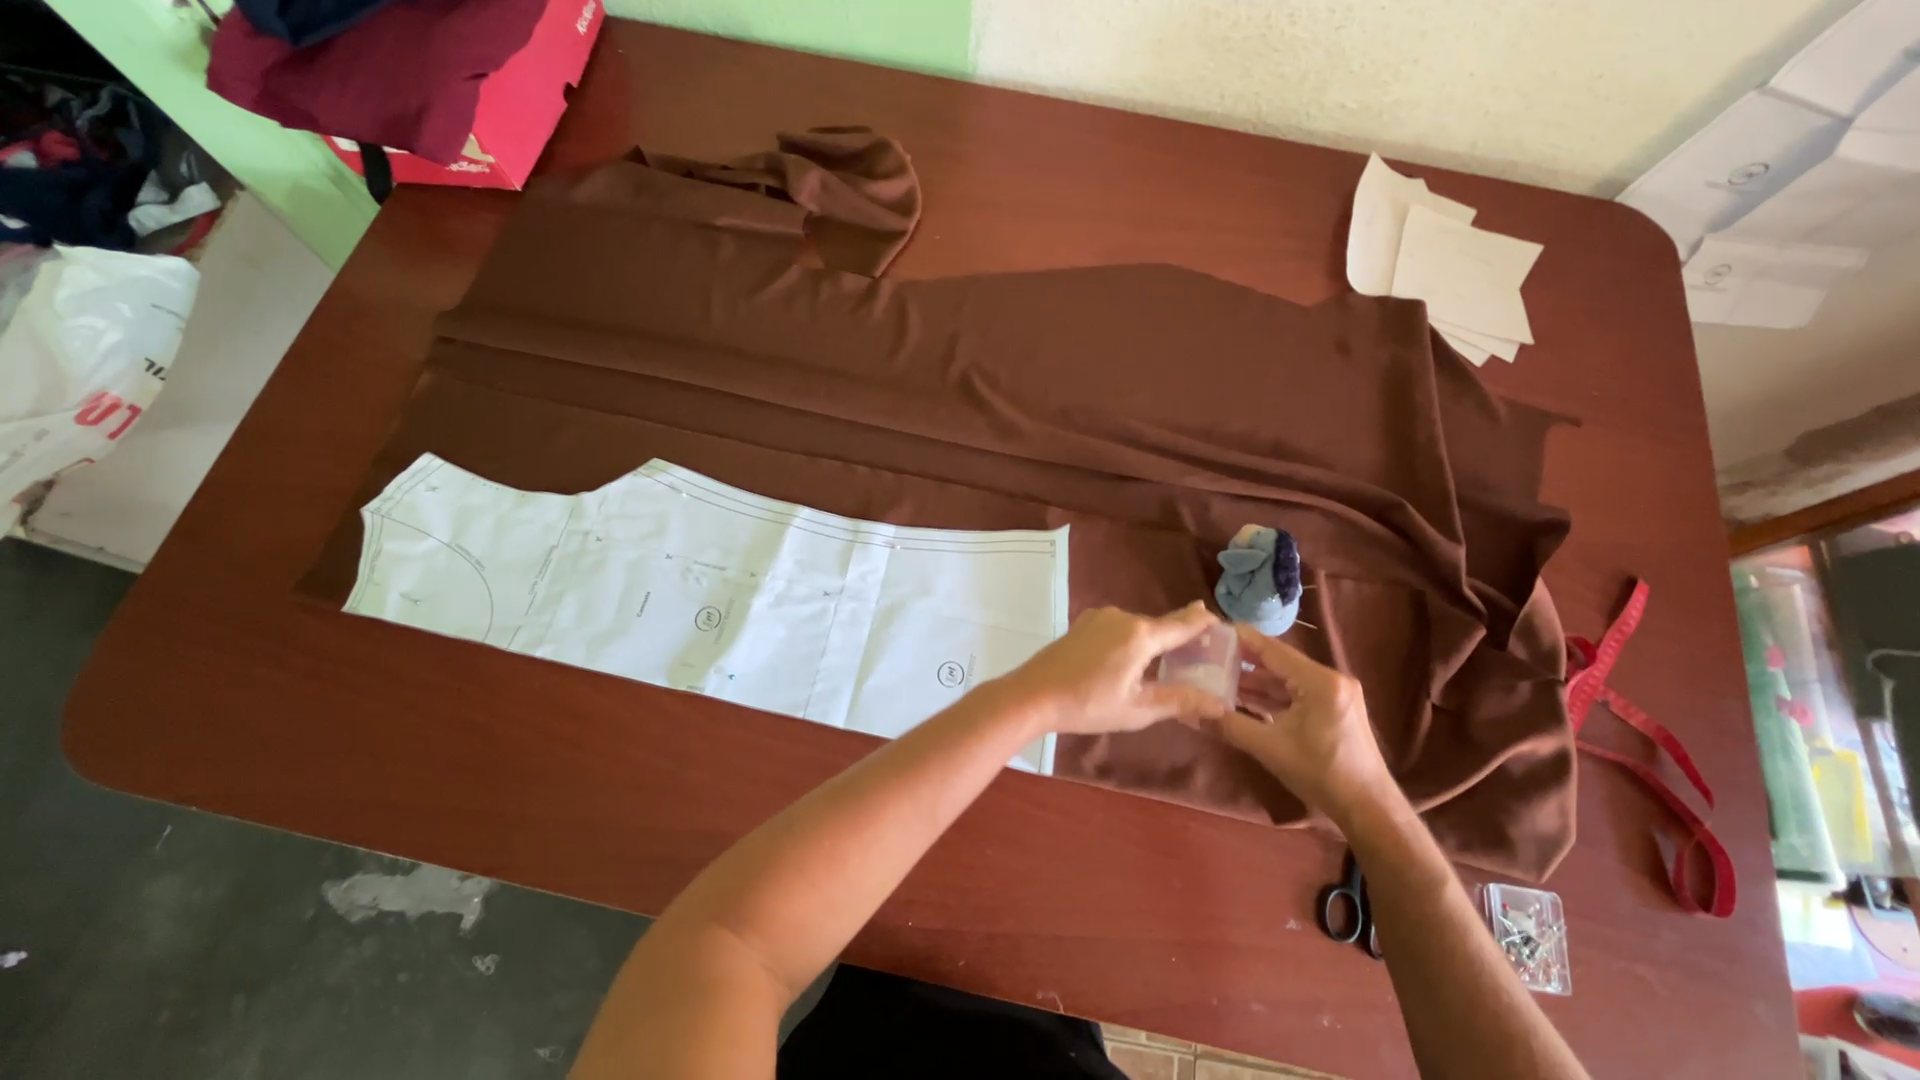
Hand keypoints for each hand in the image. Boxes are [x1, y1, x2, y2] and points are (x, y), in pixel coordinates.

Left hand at [996, 603, 1232, 735]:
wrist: (1031, 695)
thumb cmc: (1086, 705)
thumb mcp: (1137, 709)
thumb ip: (1179, 701)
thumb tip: (1218, 704)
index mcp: (1140, 635)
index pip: (1183, 624)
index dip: (1205, 623)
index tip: (1223, 624)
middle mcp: (1123, 617)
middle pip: (1160, 627)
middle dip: (1178, 640)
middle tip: (1195, 659)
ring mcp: (1100, 617)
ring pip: (1138, 628)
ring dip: (1151, 643)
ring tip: (1160, 668)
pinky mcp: (1083, 623)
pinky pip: (1118, 629)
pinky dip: (1130, 641)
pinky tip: (1128, 663)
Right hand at [1212, 625, 1394, 825]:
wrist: (1367, 807)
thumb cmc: (1321, 774)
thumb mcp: (1268, 748)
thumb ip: (1227, 724)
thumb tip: (1187, 711)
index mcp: (1319, 681)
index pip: (1271, 649)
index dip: (1239, 639)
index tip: (1209, 631)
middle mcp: (1330, 679)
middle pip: (1277, 663)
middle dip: (1241, 663)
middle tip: (1205, 658)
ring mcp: (1334, 695)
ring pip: (1285, 681)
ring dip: (1254, 683)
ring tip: (1215, 680)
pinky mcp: (1333, 710)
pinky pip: (1295, 695)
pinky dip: (1270, 698)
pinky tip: (1242, 701)